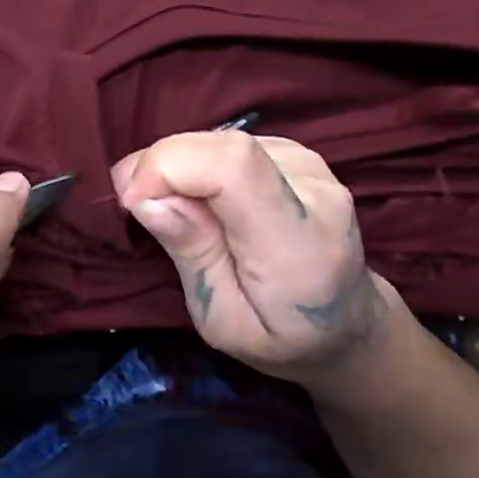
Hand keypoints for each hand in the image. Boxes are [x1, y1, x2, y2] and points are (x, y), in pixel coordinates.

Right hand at [112, 132, 389, 384]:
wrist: (347, 325)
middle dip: (156, 167)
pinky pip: (222, 143)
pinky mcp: (295, 152)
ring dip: (170, 165)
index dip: (167, 168)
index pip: (234, 169)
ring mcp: (309, 165)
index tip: (131, 202)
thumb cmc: (279, 337)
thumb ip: (191, 254)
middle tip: (133, 205)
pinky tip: (191, 196)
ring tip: (162, 206)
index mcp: (298, 246)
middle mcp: (313, 191)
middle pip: (218, 147)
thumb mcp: (222, 321)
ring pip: (214, 140)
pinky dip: (190, 163)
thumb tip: (146, 199)